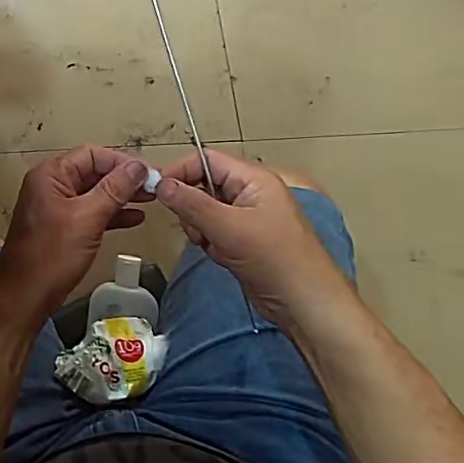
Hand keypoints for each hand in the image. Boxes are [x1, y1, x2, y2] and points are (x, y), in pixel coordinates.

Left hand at [0, 146, 150, 327]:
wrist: (24, 299)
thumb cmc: (48, 258)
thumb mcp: (87, 218)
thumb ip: (114, 189)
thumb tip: (137, 168)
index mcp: (50, 176)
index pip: (92, 155)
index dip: (122, 161)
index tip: (148, 172)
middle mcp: (52, 186)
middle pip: (94, 171)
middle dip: (125, 178)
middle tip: (154, 185)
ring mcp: (57, 207)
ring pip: (96, 192)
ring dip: (123, 195)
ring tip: (151, 199)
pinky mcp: (64, 227)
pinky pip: (93, 212)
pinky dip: (113, 213)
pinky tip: (135, 218)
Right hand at [153, 149, 354, 332]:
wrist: (304, 303)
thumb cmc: (275, 259)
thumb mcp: (228, 227)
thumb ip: (191, 204)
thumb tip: (162, 184)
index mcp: (253, 178)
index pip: (207, 159)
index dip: (181, 171)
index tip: (159, 190)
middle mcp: (251, 192)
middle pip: (204, 184)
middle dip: (192, 206)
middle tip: (195, 228)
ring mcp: (248, 217)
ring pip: (206, 210)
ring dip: (201, 228)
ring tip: (212, 245)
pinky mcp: (244, 239)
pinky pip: (215, 231)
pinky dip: (211, 242)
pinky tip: (222, 256)